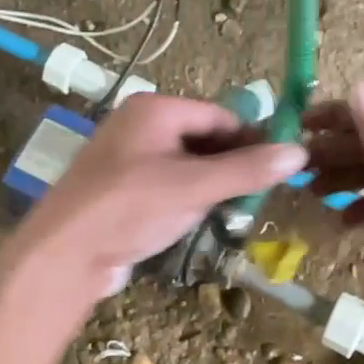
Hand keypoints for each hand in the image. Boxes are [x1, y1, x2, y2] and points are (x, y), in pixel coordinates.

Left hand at [18, 94, 308, 290]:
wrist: (64, 254)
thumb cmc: (130, 207)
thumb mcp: (194, 187)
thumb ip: (246, 170)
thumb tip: (299, 153)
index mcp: (154, 109)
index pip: (218, 116)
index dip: (250, 140)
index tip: (279, 170)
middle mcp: (138, 125)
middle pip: (201, 138)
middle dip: (230, 166)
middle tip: (257, 197)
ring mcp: (125, 158)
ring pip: (184, 165)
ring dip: (210, 187)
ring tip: (234, 213)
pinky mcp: (119, 190)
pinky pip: (164, 185)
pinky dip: (185, 200)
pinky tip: (200, 223)